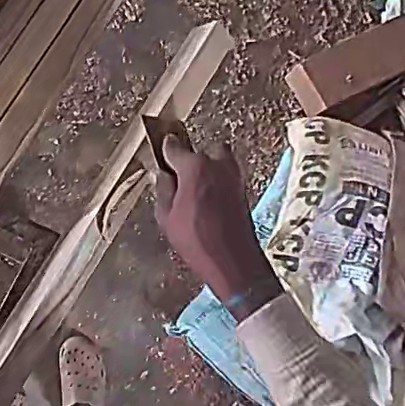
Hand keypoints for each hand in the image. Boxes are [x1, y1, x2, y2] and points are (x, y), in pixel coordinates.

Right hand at [154, 134, 281, 318]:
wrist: (232, 259)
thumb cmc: (197, 239)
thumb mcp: (166, 216)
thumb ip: (162, 190)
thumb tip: (161, 176)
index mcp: (194, 167)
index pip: (175, 148)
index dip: (166, 148)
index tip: (162, 146)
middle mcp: (217, 164)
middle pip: (201, 151)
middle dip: (190, 160)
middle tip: (178, 176)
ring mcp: (233, 175)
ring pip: (218, 159)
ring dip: (206, 167)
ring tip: (193, 188)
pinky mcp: (243, 189)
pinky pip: (226, 174)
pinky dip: (216, 179)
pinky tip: (206, 198)